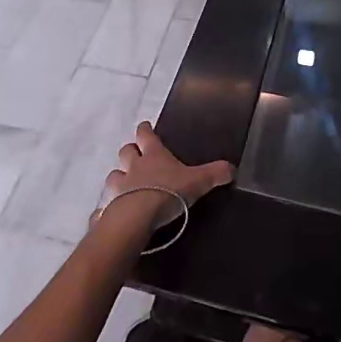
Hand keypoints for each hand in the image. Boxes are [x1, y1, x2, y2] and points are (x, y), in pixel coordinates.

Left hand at [106, 121, 233, 222]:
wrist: (140, 215)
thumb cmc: (169, 191)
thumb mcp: (198, 181)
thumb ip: (215, 173)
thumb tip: (232, 168)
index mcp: (153, 155)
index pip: (146, 135)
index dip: (145, 130)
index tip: (145, 126)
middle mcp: (133, 166)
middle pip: (126, 152)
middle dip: (130, 151)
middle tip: (135, 154)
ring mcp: (120, 186)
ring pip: (115, 175)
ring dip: (119, 177)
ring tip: (125, 184)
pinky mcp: (112, 205)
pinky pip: (108, 203)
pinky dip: (110, 205)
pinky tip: (114, 210)